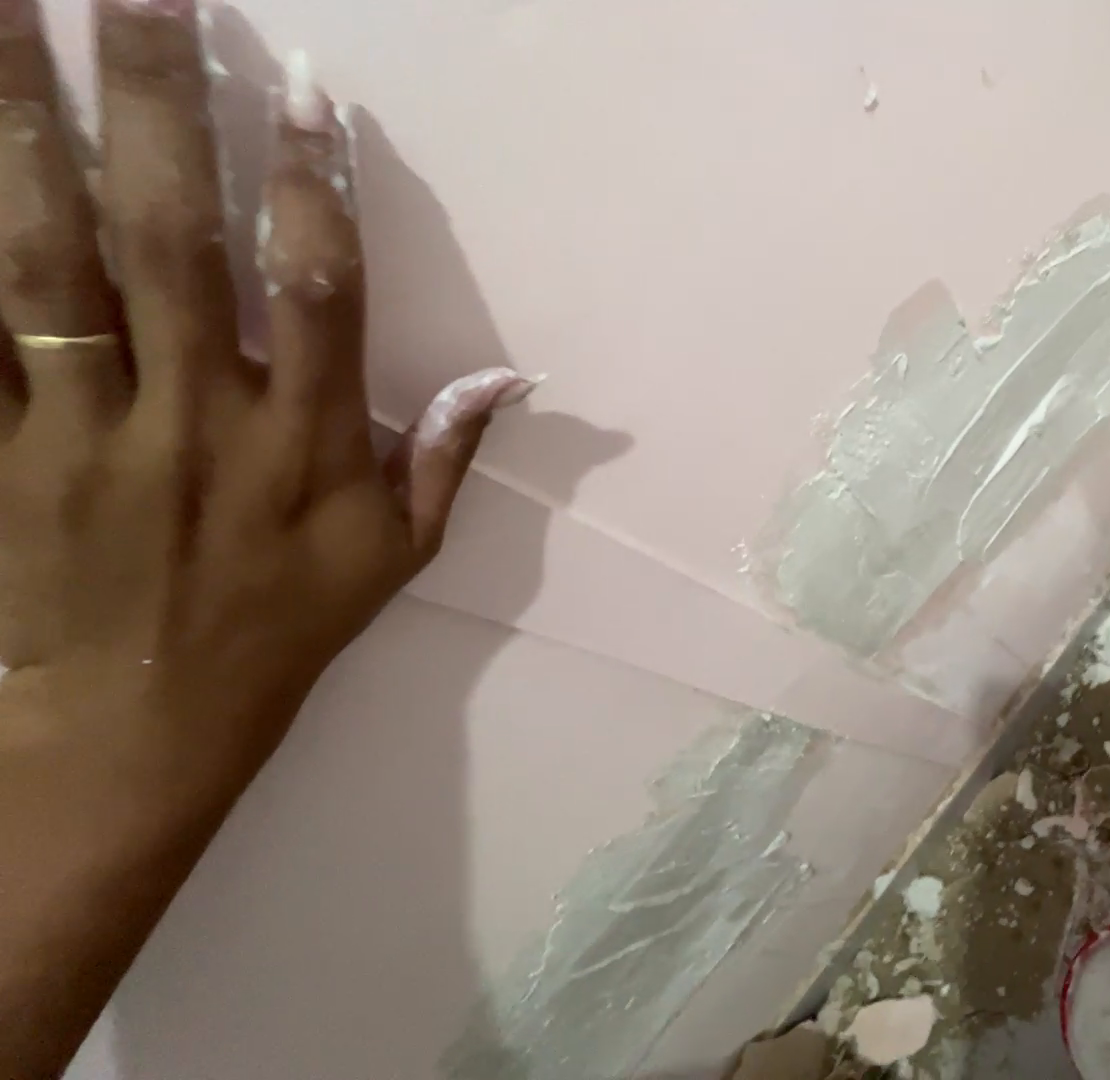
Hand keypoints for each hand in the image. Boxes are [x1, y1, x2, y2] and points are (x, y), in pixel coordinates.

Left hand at [0, 1, 528, 796]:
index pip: (319, 291)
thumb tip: (508, 376)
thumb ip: (447, 453)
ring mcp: (79, 419)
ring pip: (41, 254)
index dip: (314, 189)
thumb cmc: (291, 620)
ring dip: (19, 124)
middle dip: (158, 106)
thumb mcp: (403, 550)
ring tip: (7, 6)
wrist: (136, 716)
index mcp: (307, 441)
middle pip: (170, 239)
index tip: (309, 95)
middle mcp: (197, 412)